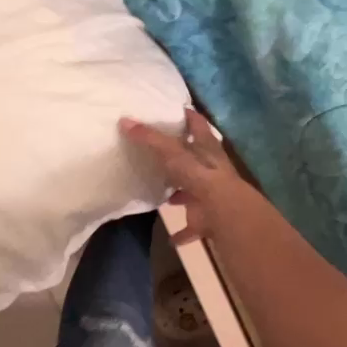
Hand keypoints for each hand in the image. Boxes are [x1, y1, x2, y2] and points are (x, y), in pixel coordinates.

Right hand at [120, 108, 267, 245]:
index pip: (198, 125)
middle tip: (163, 154)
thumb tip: (124, 120)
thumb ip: (149, 138)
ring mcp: (210, 194)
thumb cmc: (198, 174)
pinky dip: (184, 231)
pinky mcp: (207, 217)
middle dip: (183, 158)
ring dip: (182, 194)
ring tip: (165, 195)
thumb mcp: (171, 152)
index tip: (178, 109)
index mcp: (207, 148)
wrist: (221, 210)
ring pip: (194, 191)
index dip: (189, 116)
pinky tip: (172, 237)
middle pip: (197, 159)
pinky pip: (193, 225)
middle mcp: (211, 169)